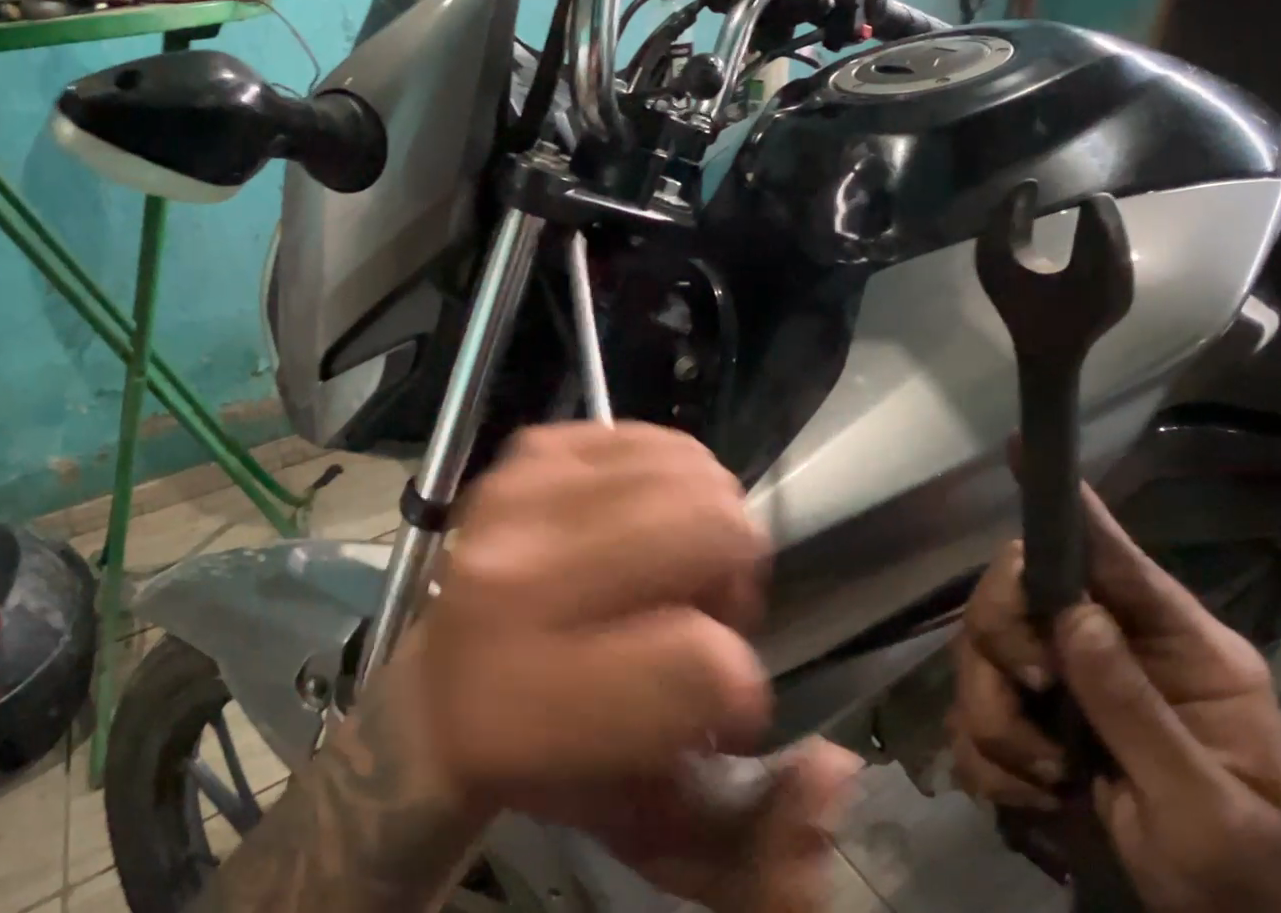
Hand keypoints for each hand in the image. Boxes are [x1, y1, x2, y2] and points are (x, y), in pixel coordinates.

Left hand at [388, 421, 860, 912]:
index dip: (738, 687)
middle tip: (705, 611)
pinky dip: (666, 476)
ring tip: (673, 566)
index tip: (717, 704)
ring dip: (706, 523)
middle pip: (706, 528)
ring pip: (685, 471)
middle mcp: (517, 588)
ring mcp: (515, 506)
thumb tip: (836, 768)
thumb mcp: (647, 833)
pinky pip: (642, 435)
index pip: (705, 661)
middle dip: (735, 578)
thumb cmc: (546, 761)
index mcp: (539, 701)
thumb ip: (758, 845)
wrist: (444, 690)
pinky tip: (645, 521)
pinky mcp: (520, 459)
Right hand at [947, 484, 1280, 912]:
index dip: (1070, 510)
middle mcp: (1113, 651)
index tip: (1020, 452)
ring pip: (980, 656)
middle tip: (1034, 700)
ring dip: (995, 722)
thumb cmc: (1241, 876)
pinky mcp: (1027, 725)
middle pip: (1016, 598)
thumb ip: (1136, 709)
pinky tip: (1028, 796)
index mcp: (1181, 652)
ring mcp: (1066, 688)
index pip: (1118, 562)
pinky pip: (967, 714)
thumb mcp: (1206, 805)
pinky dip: (985, 759)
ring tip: (1043, 780)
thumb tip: (1073, 615)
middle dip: (1005, 648)